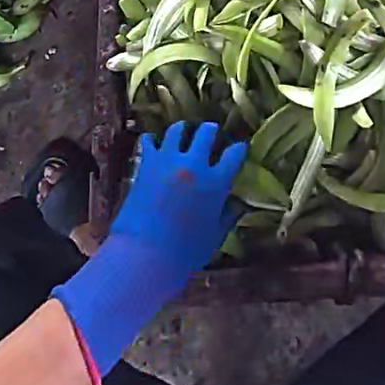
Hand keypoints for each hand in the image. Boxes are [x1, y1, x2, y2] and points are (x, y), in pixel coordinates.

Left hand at [52, 122, 243, 381]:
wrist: (145, 254)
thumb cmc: (185, 252)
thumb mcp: (215, 236)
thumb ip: (228, 216)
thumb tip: (239, 203)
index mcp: (216, 182)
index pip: (234, 153)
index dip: (239, 148)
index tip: (239, 147)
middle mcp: (195, 165)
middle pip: (207, 132)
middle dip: (211, 131)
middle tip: (211, 133)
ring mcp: (169, 160)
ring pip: (178, 129)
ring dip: (183, 130)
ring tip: (184, 133)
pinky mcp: (147, 162)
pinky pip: (149, 141)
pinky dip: (153, 141)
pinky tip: (155, 144)